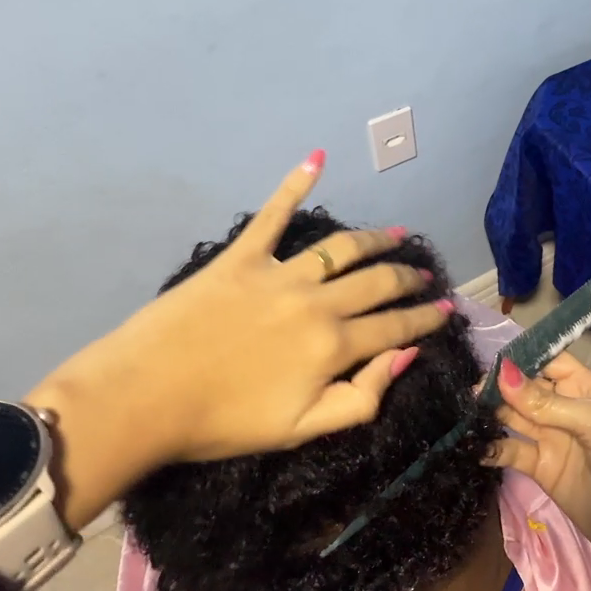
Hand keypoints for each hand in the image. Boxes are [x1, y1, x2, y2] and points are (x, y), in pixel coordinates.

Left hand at [24, 150, 451, 528]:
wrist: (143, 398)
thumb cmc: (223, 423)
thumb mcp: (302, 431)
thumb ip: (361, 398)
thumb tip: (404, 357)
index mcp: (333, 347)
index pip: (395, 327)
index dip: (425, 319)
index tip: (447, 308)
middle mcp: (317, 302)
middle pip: (377, 282)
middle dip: (408, 277)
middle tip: (424, 274)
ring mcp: (280, 274)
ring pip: (341, 248)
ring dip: (374, 240)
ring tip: (396, 234)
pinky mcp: (242, 257)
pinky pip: (274, 214)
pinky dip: (295, 184)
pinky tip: (316, 159)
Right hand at [487, 353, 590, 590]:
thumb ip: (546, 402)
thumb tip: (503, 373)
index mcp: (584, 388)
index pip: (549, 360)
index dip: (523, 358)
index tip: (492, 359)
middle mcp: (564, 408)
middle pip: (525, 387)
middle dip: (500, 385)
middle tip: (471, 390)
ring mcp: (550, 438)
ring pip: (514, 416)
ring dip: (491, 413)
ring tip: (465, 412)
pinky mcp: (539, 469)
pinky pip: (511, 451)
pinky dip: (492, 447)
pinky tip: (475, 446)